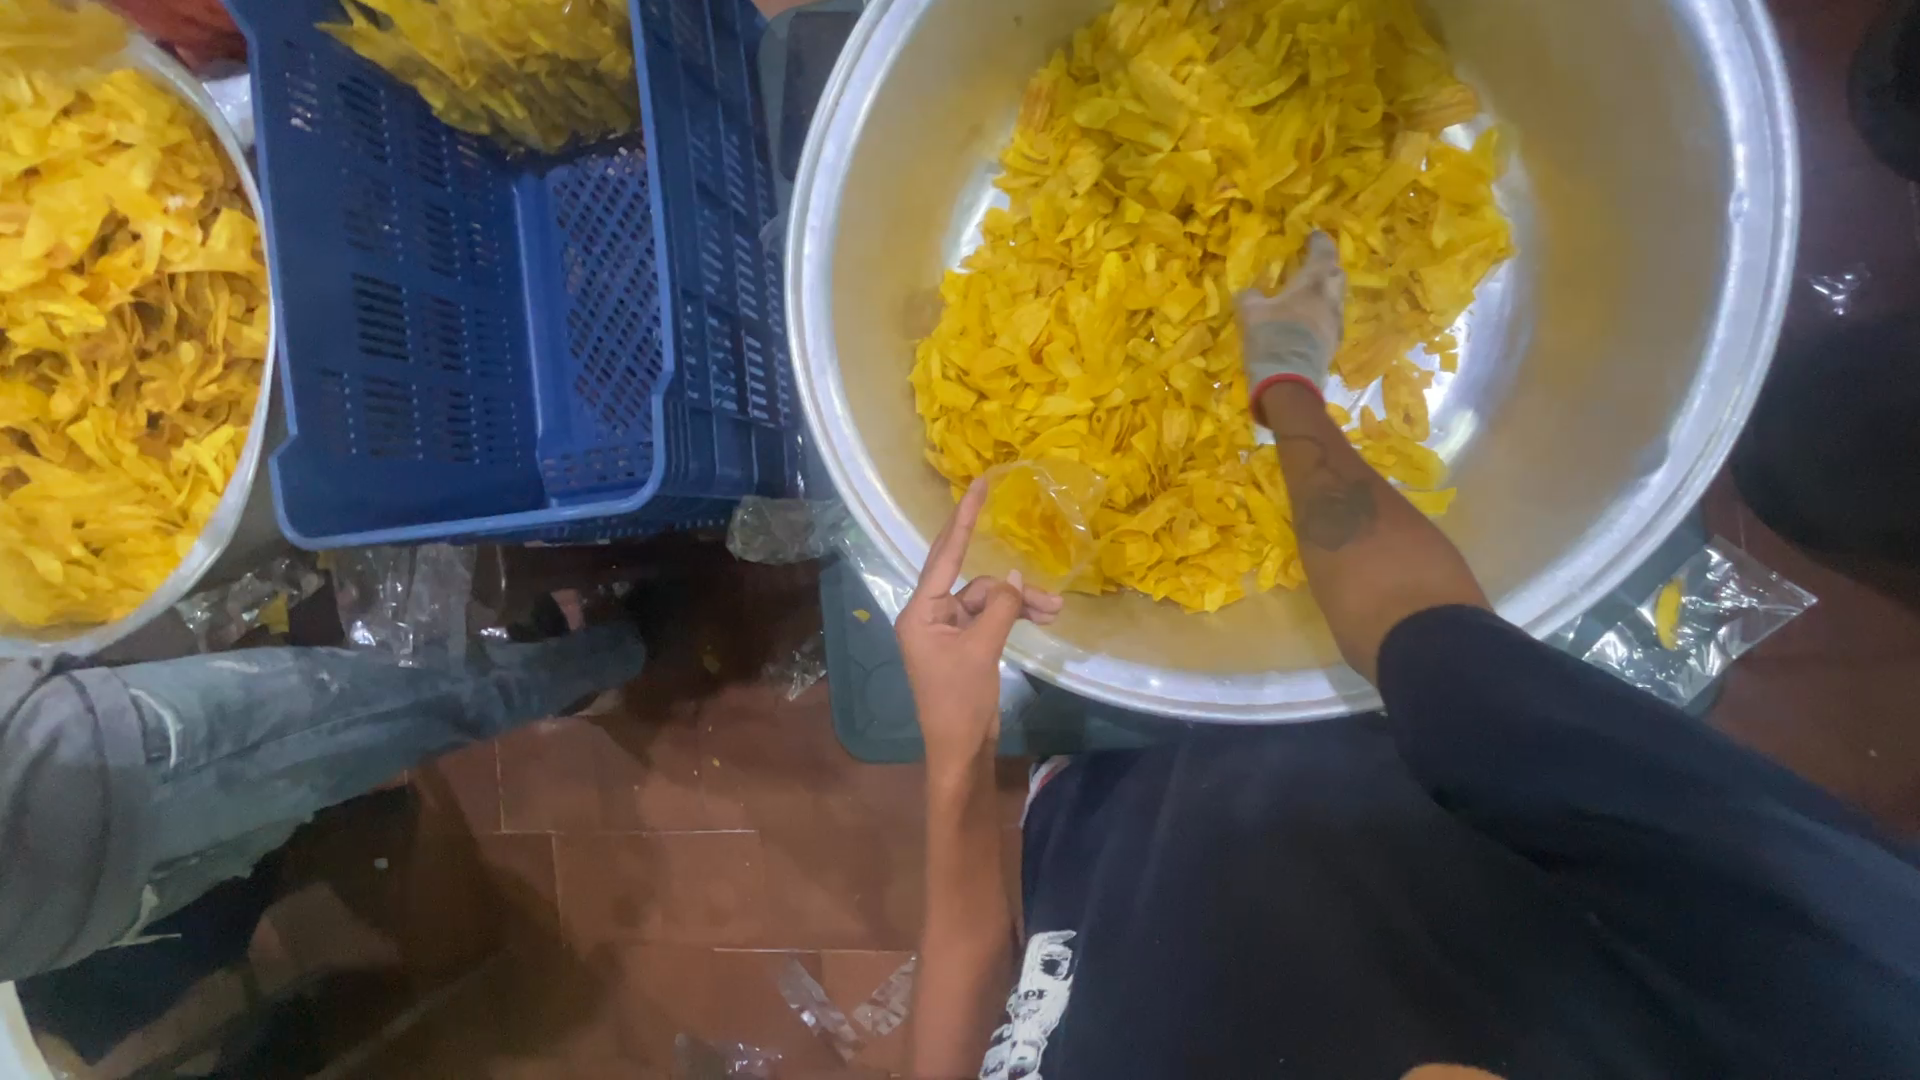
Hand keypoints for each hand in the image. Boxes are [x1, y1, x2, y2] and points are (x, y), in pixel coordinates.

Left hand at [898, 479, 1064, 779]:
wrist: (961, 750)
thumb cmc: (960, 702)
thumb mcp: (982, 650)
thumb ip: (1000, 608)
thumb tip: (1018, 577)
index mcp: (920, 612)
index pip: (944, 555)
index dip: (963, 519)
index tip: (978, 486)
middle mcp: (930, 614)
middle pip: (972, 579)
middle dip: (1009, 581)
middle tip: (1042, 581)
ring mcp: (948, 629)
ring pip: (989, 599)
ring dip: (1021, 603)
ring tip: (1055, 611)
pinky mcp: (966, 643)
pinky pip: (992, 617)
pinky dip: (1016, 616)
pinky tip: (1044, 618)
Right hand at [1235, 230, 1346, 420]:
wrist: (1288, 382)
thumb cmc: (1271, 338)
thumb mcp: (1249, 313)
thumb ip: (1249, 297)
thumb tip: (1249, 292)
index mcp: (1313, 282)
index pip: (1323, 252)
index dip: (1318, 242)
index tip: (1313, 236)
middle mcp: (1331, 298)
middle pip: (1335, 274)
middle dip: (1325, 267)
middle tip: (1311, 266)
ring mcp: (1335, 322)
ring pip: (1334, 299)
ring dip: (1323, 294)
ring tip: (1307, 297)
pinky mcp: (1333, 344)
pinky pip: (1329, 321)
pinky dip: (1320, 315)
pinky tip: (1307, 323)